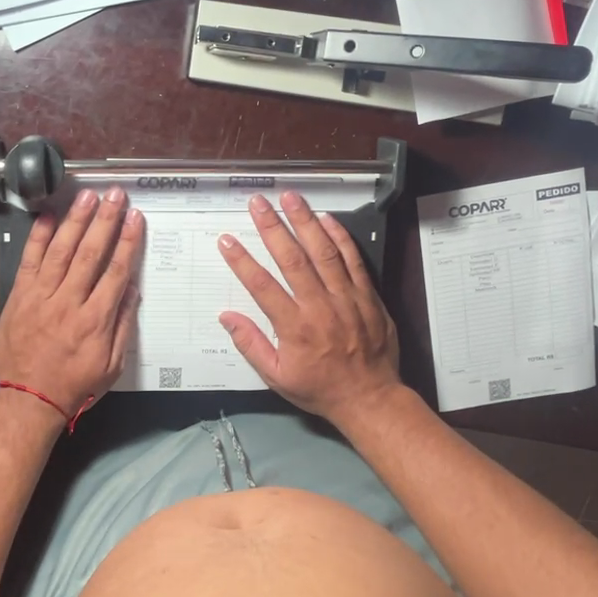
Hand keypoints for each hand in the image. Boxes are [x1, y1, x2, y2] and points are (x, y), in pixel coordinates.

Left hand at [0, 186, 143, 425]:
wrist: (28, 400)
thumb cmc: (74, 385)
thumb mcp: (111, 365)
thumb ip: (123, 325)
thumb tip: (131, 289)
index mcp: (95, 321)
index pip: (115, 272)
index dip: (128, 242)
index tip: (135, 218)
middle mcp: (69, 303)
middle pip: (90, 253)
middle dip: (105, 221)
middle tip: (115, 195)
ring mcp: (41, 297)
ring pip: (61, 251)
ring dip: (75, 221)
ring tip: (86, 196)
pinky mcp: (19, 297)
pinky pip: (29, 261)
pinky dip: (38, 238)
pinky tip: (49, 217)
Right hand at [217, 191, 404, 428]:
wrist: (370, 398)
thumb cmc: (319, 389)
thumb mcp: (276, 376)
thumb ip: (250, 344)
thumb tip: (227, 316)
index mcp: (294, 328)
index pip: (262, 286)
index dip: (242, 261)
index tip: (227, 241)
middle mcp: (320, 307)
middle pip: (292, 259)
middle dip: (272, 227)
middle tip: (257, 203)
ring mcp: (346, 298)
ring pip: (323, 252)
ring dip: (305, 221)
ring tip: (290, 197)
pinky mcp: (367, 295)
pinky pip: (352, 260)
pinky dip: (339, 237)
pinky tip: (326, 219)